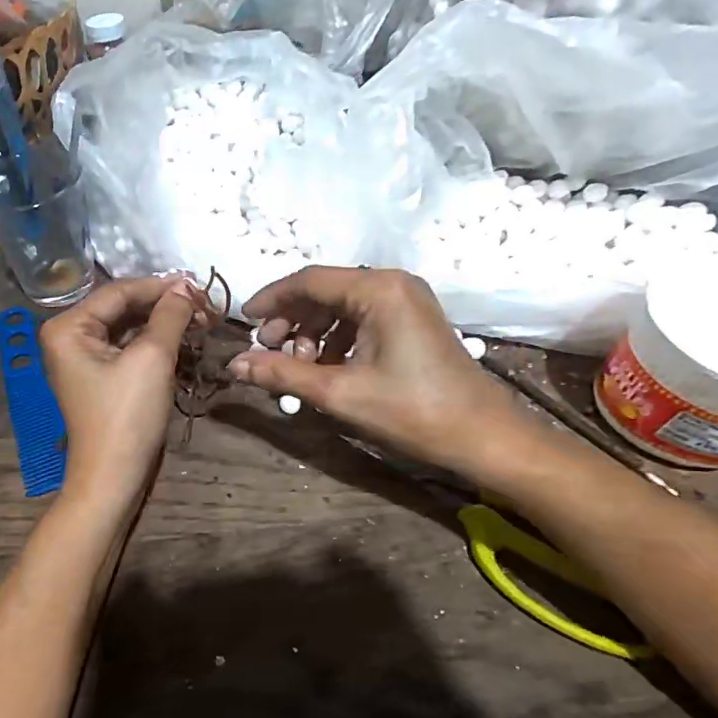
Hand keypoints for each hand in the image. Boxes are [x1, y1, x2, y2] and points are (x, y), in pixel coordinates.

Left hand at [40, 275, 206, 498]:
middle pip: (122, 308)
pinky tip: (182, 340)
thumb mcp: (151, 358)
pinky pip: (127, 349)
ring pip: (128, 328)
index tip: (198, 284)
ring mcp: (82, 359)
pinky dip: (155, 344)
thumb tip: (186, 285)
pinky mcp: (100, 378)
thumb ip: (169, 315)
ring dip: (162, 324)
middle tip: (203, 305)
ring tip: (199, 320)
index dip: (160, 286)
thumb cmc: (126, 416)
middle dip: (163, 306)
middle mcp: (69, 337)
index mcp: (68, 327)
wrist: (113, 478)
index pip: (119, 292)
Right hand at [227, 267, 538, 478]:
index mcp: (377, 290)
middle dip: (290, 320)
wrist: (484, 436)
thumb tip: (233, 365)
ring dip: (311, 332)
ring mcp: (406, 300)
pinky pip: (360, 318)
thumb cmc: (412, 411)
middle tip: (267, 351)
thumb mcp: (338, 392)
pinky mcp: (412, 319)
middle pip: (323, 290)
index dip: (270, 299)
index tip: (243, 323)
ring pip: (340, 305)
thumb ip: (282, 373)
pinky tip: (326, 367)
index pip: (308, 281)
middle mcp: (392, 283)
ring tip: (297, 366)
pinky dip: (335, 338)